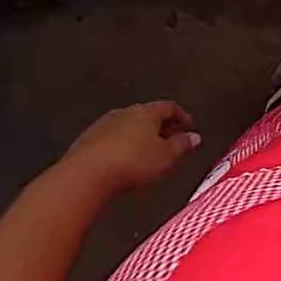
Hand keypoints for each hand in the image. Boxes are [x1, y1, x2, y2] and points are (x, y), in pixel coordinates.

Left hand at [59, 101, 200, 192]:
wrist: (86, 174)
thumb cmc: (132, 162)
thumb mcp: (165, 157)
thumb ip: (181, 145)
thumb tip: (194, 137)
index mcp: (146, 112)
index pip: (168, 107)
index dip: (180, 115)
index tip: (187, 125)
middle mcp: (124, 112)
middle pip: (147, 115)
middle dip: (161, 126)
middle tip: (171, 139)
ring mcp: (103, 124)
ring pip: (128, 125)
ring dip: (140, 135)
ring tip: (148, 152)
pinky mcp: (87, 140)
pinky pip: (111, 138)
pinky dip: (122, 144)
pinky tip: (124, 159)